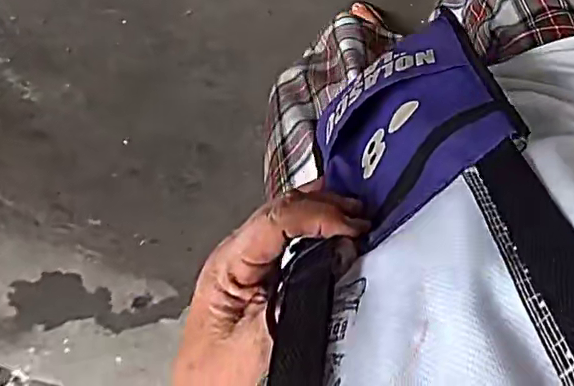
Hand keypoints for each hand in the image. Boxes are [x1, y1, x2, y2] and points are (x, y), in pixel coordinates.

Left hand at [171, 187, 368, 385]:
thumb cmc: (214, 379)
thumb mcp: (253, 346)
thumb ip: (290, 303)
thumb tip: (327, 268)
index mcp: (228, 263)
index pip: (277, 219)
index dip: (317, 215)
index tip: (349, 226)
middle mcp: (237, 253)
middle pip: (284, 208)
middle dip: (325, 204)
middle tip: (358, 215)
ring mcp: (248, 261)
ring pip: (288, 217)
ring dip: (323, 211)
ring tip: (352, 216)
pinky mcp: (260, 274)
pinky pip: (291, 236)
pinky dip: (317, 227)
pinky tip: (333, 228)